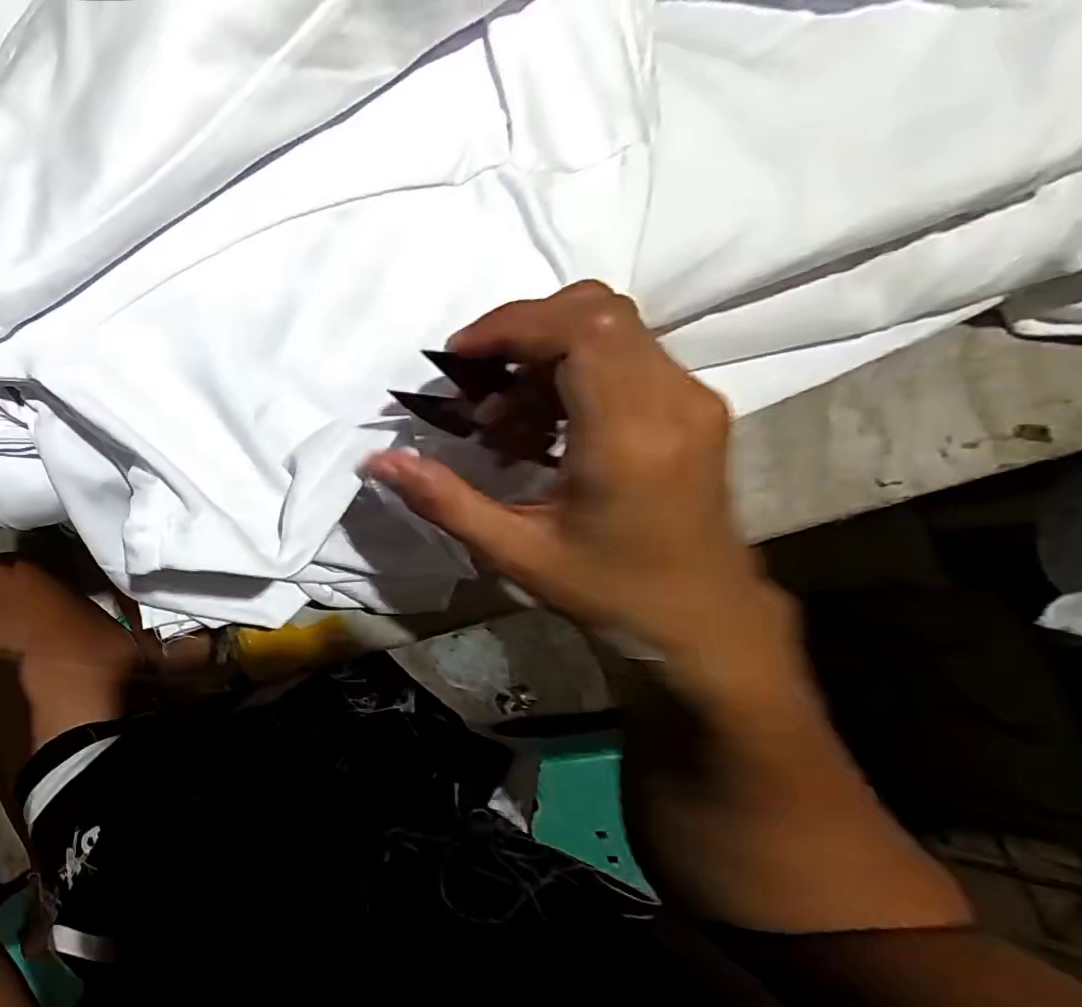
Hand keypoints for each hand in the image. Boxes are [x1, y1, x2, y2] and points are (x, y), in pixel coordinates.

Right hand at [365, 282, 771, 665]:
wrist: (704, 619)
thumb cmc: (610, 592)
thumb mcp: (516, 554)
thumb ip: (444, 501)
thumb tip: (377, 462)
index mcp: (629, 438)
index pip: (581, 330)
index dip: (513, 325)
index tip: (459, 358)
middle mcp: (672, 401)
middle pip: (597, 312)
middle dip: (521, 331)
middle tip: (473, 382)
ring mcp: (691, 398)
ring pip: (611, 328)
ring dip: (543, 353)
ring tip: (501, 417)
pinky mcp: (692, 405)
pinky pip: (625, 356)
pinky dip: (570, 370)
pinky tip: (538, 426)